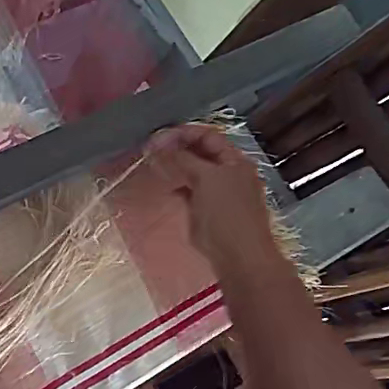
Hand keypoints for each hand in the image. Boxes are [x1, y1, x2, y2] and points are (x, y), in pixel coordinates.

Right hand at [143, 125, 279, 268]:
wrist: (238, 256)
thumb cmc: (225, 214)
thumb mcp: (205, 179)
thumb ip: (182, 160)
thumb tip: (159, 144)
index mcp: (234, 160)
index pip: (207, 136)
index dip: (183, 133)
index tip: (156, 139)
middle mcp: (229, 172)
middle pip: (200, 152)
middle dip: (176, 149)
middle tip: (150, 151)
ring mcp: (219, 192)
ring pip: (194, 171)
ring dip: (175, 167)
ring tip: (153, 167)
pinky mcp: (208, 210)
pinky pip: (190, 190)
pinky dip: (177, 185)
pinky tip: (166, 187)